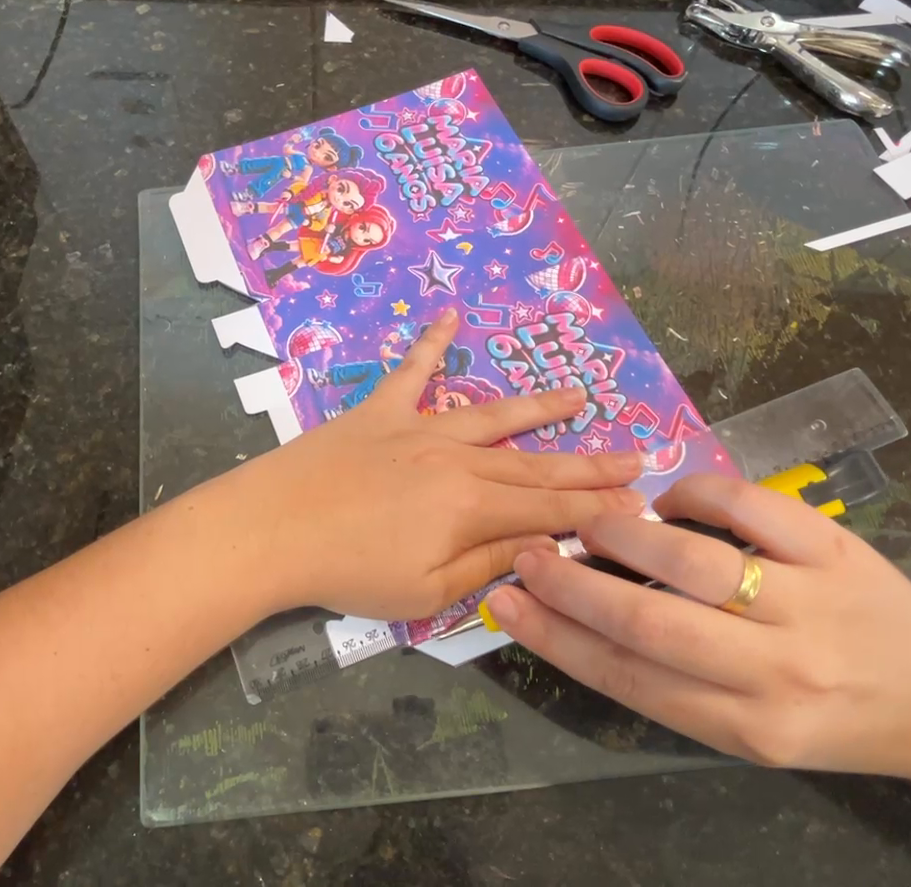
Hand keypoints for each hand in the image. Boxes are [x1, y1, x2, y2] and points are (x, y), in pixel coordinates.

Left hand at [198, 309, 645, 620]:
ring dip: (539, 406)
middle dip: (589, 464)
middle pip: (534, 462)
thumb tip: (542, 543)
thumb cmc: (347, 571)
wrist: (270, 528)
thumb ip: (488, 564)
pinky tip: (449, 317)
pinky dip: (432, 344)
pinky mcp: (378, 411)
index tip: (640, 502)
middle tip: (637, 455)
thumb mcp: (426, 593)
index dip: (598, 508)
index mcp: (472, 507)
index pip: (551, 508)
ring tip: (580, 394)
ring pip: (492, 415)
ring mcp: (417, 427)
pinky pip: (412, 372)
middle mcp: (456, 458)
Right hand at [484, 473, 910, 781]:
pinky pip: (750, 507)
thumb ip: (667, 677)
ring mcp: (814, 607)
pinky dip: (694, 495)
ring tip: (592, 526)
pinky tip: (670, 503)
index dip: (556, 638)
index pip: (629, 678)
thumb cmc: (827, 716)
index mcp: (749, 729)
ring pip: (696, 562)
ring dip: (625, 536)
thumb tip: (574, 616)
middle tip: (528, 556)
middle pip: (652, 623)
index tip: (506, 605)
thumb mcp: (747, 726)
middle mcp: (781, 676)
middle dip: (574, 587)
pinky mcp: (837, 550)